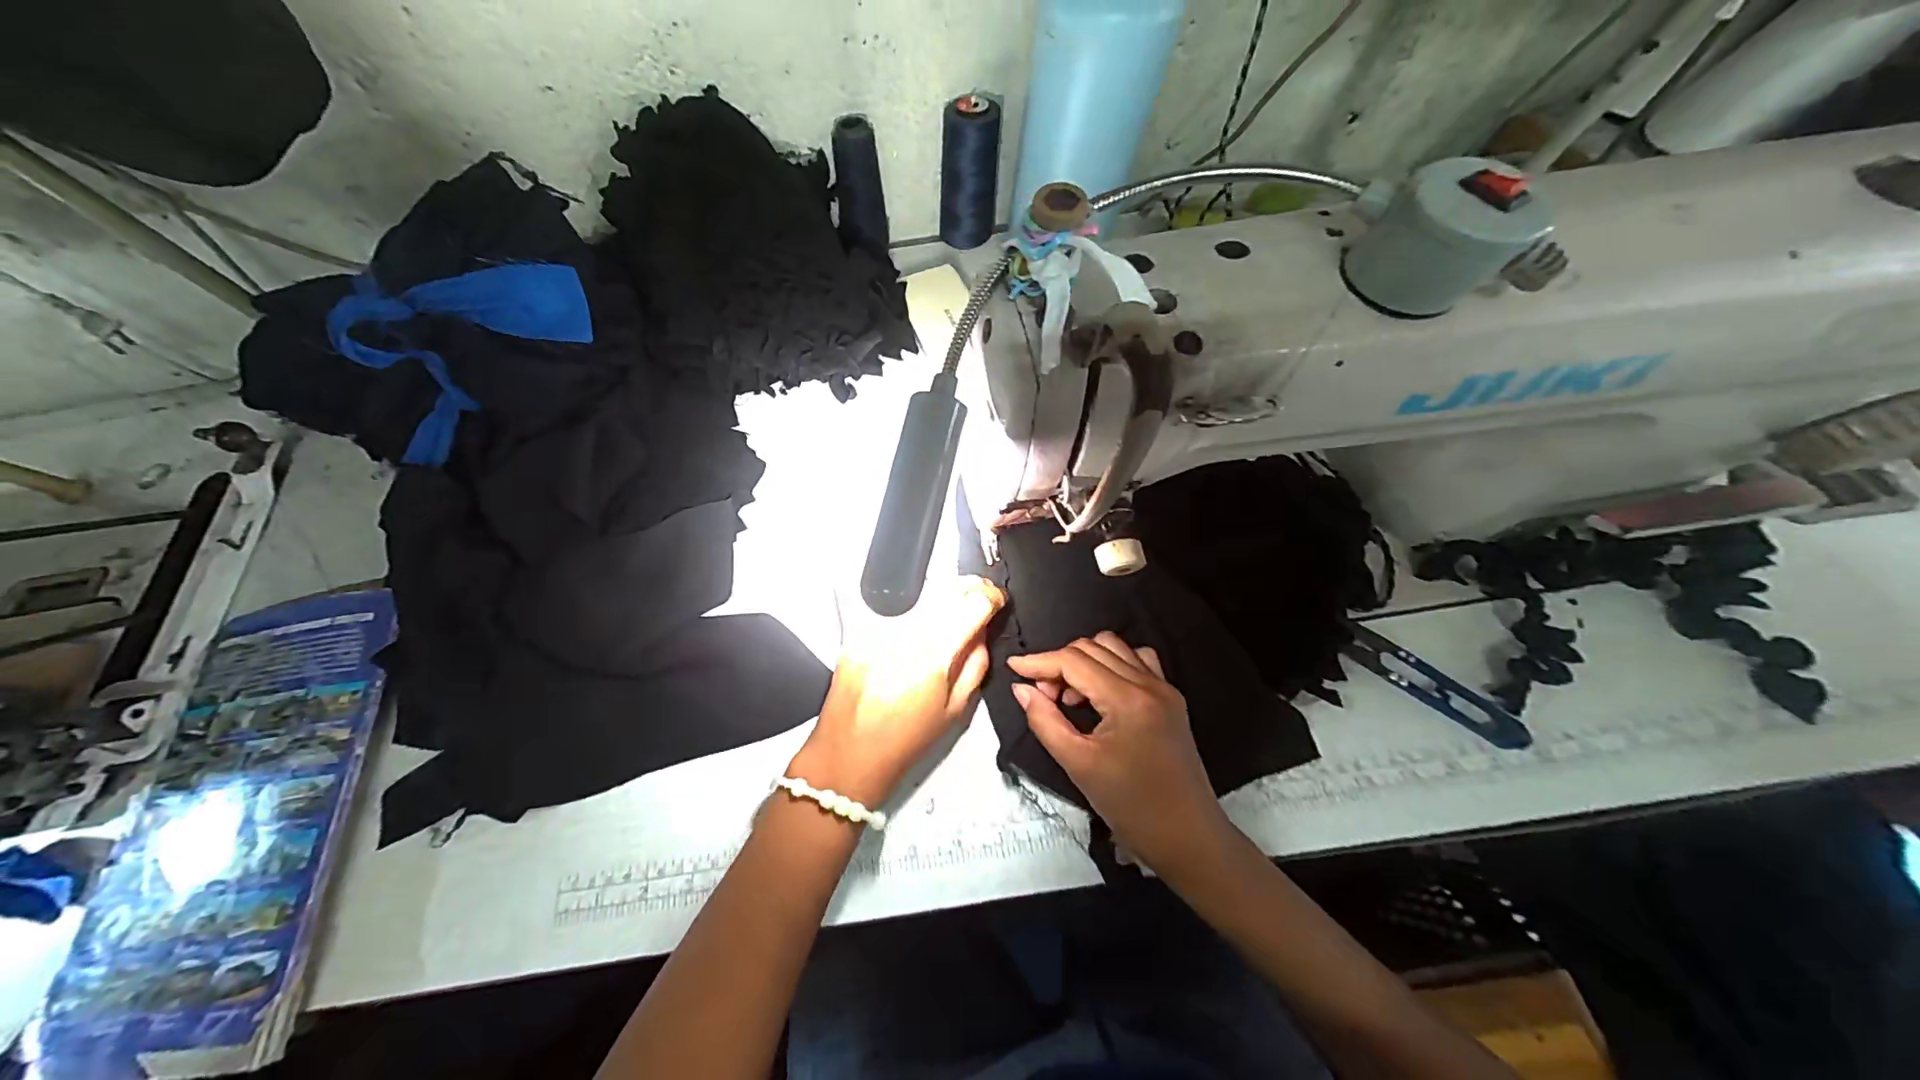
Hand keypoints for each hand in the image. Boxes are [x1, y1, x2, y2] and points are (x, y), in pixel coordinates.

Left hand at [790, 576, 1004, 806]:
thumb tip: (982, 633)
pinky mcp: (859, 631)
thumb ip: (976, 664)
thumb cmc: (901, 740)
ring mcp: (879, 629)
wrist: (850, 752)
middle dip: (970, 589)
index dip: (992, 597)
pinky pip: (894, 607)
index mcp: (935, 654)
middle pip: (948, 588)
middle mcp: (906, 634)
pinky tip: (917, 624)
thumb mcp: (955, 709)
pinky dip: (912, 608)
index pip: (974, 602)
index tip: (996, 600)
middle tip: (978, 601)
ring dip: (943, 594)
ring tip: (949, 613)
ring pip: (922, 592)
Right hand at [1008, 632, 1232, 873]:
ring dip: (1085, 661)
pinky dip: (1112, 666)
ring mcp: (1164, 689)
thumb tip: (1022, 689)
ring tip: (1069, 696)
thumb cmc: (1131, 807)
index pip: (1074, 660)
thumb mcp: (1079, 765)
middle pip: (1093, 647)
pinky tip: (1100, 693)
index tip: (1013, 667)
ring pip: (1115, 649)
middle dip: (1060, 663)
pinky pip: (1138, 662)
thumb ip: (1045, 721)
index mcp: (1128, 698)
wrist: (1188, 837)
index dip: (1039, 661)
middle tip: (1042, 695)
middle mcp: (1149, 683)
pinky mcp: (1171, 700)